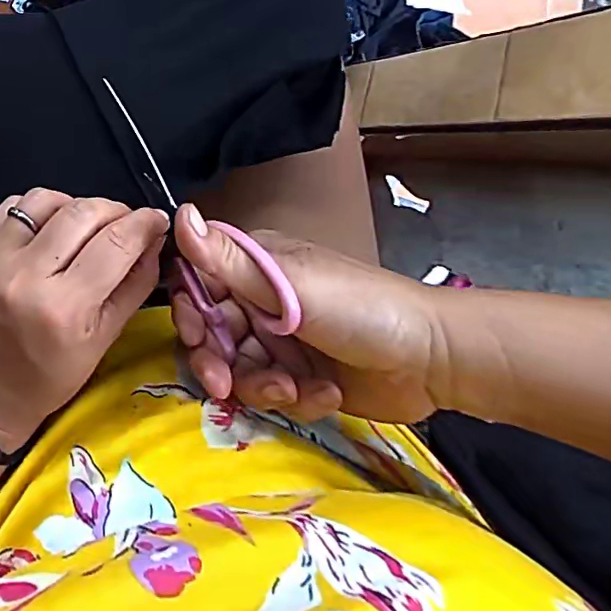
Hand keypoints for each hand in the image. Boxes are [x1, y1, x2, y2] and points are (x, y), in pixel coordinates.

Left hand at [0, 189, 168, 452]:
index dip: (144, 222)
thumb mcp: (108, 335)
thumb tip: (155, 236)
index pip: (115, 242)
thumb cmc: (55, 371)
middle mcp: (26, 277)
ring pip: (49, 199)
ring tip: (87, 227)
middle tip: (126, 224)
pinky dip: (43, 208)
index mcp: (64, 308)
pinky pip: (17, 204)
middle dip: (116, 210)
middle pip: (83, 212)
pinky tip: (53, 229)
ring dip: (77, 206)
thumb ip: (138, 281)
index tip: (157, 219)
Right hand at [171, 204, 441, 423]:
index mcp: (255, 266)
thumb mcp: (290, 284)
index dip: (190, 313)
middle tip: (224, 384)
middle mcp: (262, 300)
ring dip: (259, 384)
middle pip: (212, 333)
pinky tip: (322, 393)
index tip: (198, 337)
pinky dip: (294, 397)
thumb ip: (230, 258)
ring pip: (237, 368)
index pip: (199, 284)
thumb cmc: (360, 307)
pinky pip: (271, 391)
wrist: (431, 358)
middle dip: (216, 361)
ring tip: (293, 389)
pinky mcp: (299, 375)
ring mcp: (280, 339)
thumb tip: (179, 213)